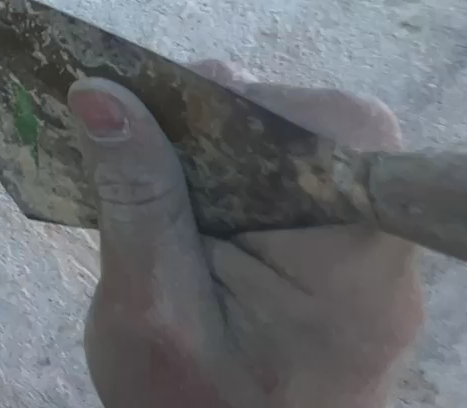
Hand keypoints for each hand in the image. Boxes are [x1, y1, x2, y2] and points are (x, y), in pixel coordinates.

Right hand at [69, 63, 422, 407]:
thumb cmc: (184, 407)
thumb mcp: (146, 300)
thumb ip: (135, 194)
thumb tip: (100, 89)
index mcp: (349, 266)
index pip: (347, 133)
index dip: (266, 103)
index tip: (178, 118)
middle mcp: (366, 256)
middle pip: (307, 133)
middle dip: (213, 118)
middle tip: (136, 135)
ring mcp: (342, 265)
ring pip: (279, 157)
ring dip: (200, 145)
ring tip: (137, 168)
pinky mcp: (310, 273)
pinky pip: (264, 188)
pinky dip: (202, 173)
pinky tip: (155, 194)